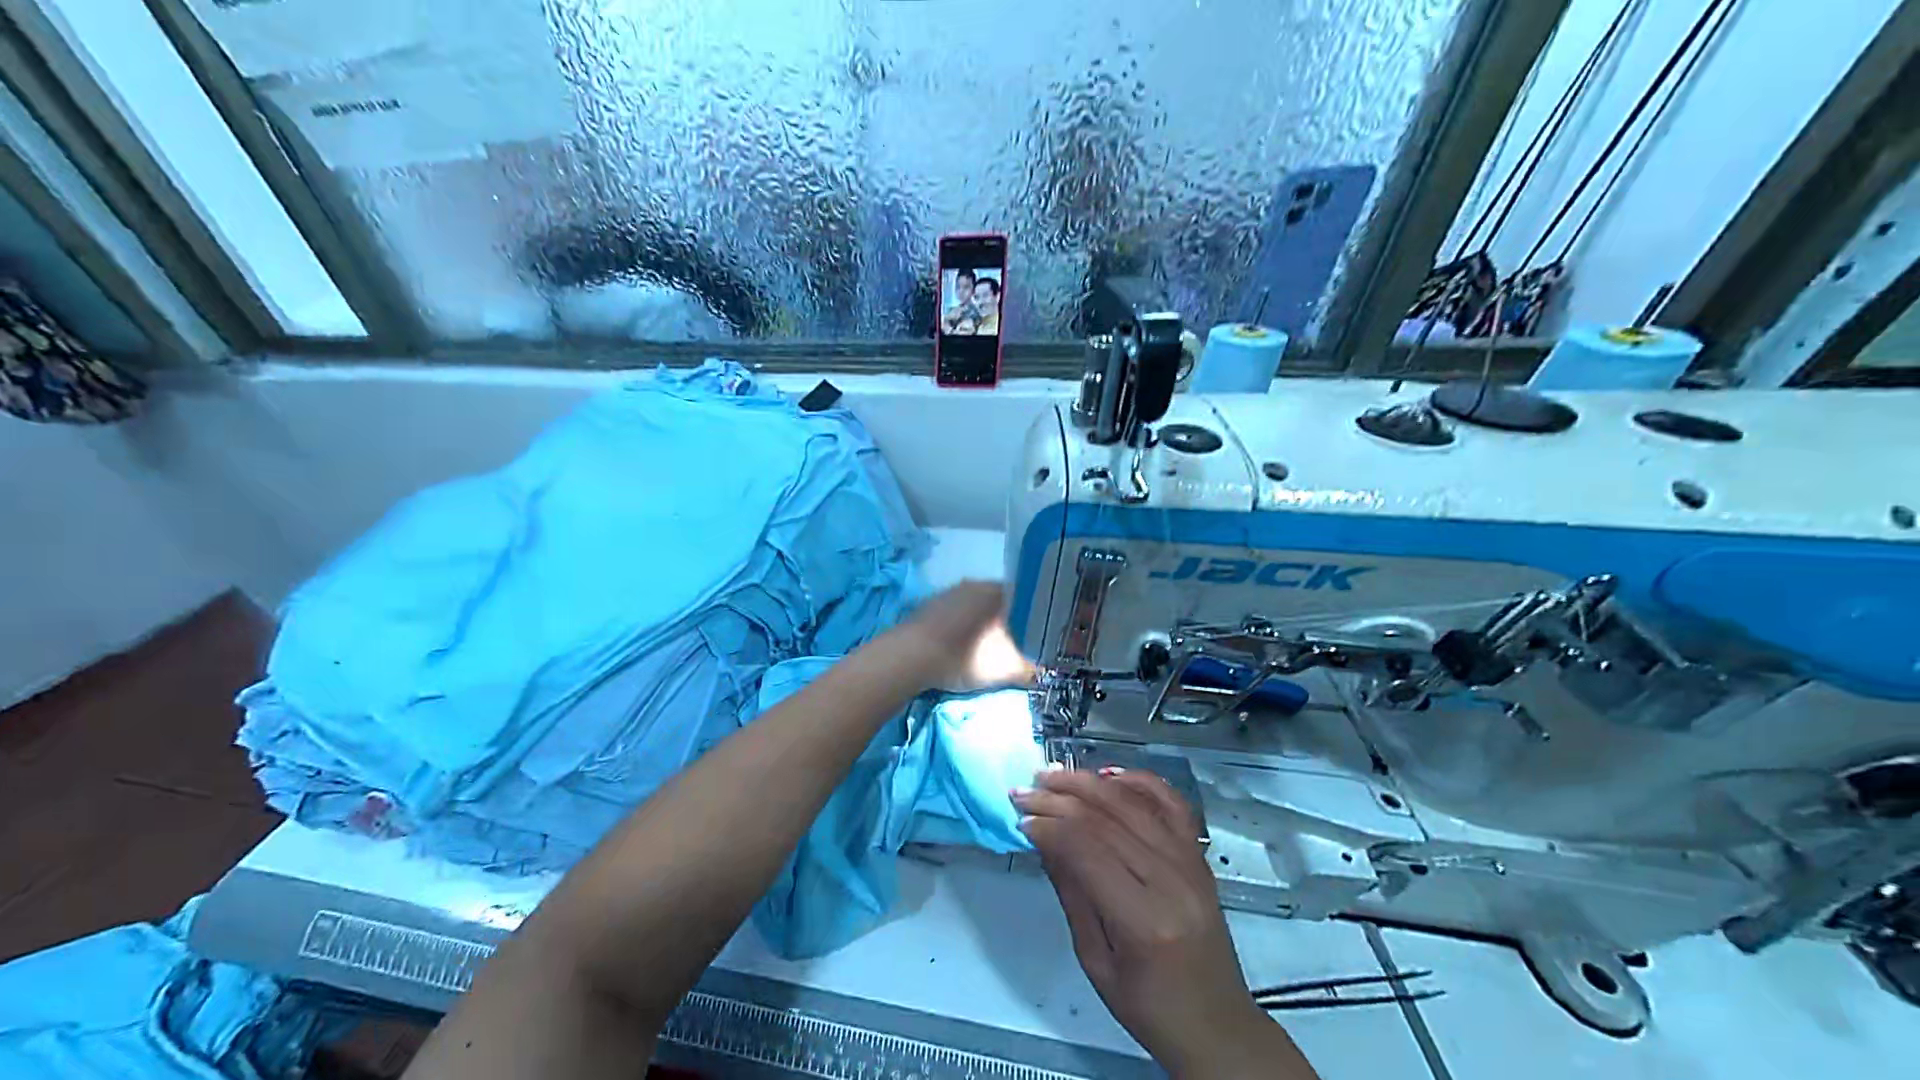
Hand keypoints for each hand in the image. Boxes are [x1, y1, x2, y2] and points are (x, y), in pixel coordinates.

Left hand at [896, 581, 1034, 692]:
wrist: (909, 658)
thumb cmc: (964, 656)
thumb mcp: (1007, 668)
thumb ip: (1030, 665)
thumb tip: (1039, 667)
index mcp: (997, 590)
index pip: (1027, 596)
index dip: (1035, 615)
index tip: (1038, 633)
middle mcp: (974, 583)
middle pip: (1001, 600)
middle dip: (1010, 620)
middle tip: (1017, 642)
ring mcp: (949, 592)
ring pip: (977, 605)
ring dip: (985, 622)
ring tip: (990, 646)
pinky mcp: (930, 606)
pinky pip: (957, 612)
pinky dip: (965, 625)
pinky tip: (963, 644)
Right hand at [1013, 768, 1316, 1078]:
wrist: (1216, 1024)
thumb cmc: (1148, 1006)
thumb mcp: (1095, 959)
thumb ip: (1071, 892)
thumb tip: (1042, 838)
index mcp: (1143, 920)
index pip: (1087, 849)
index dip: (1049, 827)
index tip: (1020, 818)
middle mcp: (1172, 881)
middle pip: (1108, 819)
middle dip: (1059, 799)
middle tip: (1024, 790)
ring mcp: (1191, 863)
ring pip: (1134, 804)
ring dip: (1089, 783)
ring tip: (1053, 774)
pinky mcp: (1200, 856)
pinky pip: (1171, 804)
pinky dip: (1140, 781)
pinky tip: (1109, 774)